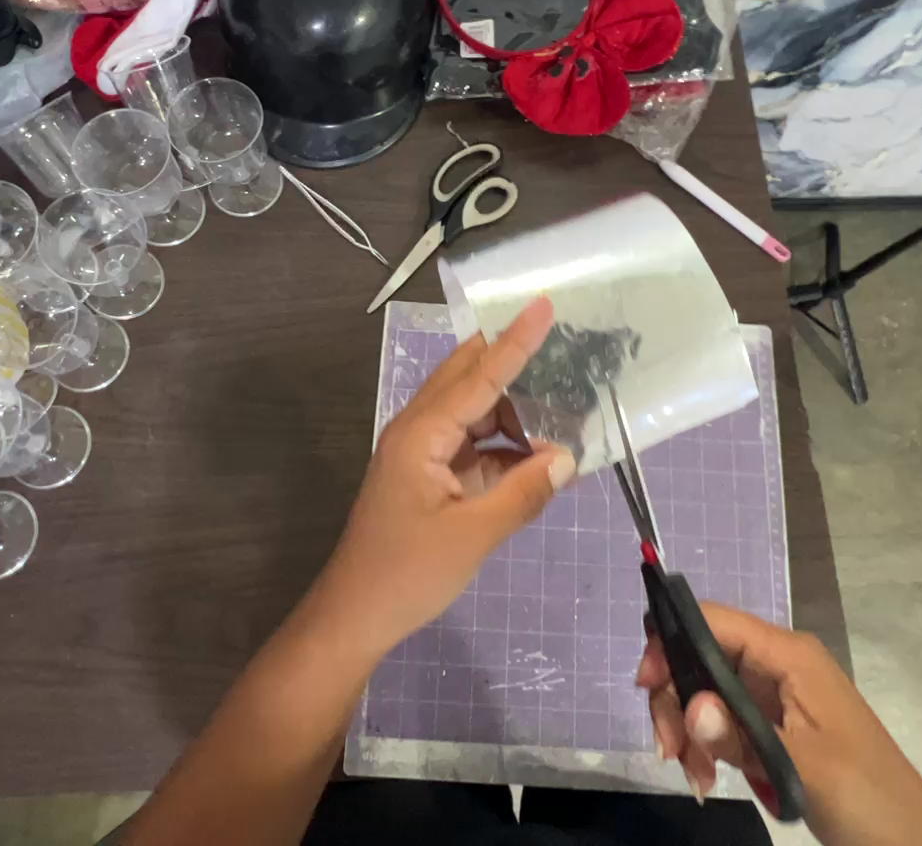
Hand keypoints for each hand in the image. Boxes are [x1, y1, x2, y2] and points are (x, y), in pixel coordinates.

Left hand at [310, 297, 575, 658]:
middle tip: (562, 345)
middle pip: (470, 380)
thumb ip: (522, 493)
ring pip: (474, 414)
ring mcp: (422, 453)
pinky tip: (539, 454)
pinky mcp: (429, 476)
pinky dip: (505, 446)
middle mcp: (419, 430)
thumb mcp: (472, 536)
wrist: (355, 615)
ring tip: (563, 407)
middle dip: (513, 362)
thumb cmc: (406, 574)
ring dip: (514, 412)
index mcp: (422, 433)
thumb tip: (566, 458)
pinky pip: (473, 445)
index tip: (543, 305)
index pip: (479, 376)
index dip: (515, 341)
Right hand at [637, 603, 921, 845]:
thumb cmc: (869, 799)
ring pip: (706, 690)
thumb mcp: (804, 769)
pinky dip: (706, 744)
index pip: (713, 621)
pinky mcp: (773, 725)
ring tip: (694, 775)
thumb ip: (741, 735)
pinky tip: (707, 776)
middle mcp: (777, 663)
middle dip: (676, 698)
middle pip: (701, 657)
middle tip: (669, 751)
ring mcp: (774, 694)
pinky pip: (722, 719)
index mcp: (788, 655)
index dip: (671, 640)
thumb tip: (691, 708)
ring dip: (688, 728)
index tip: (645, 685)